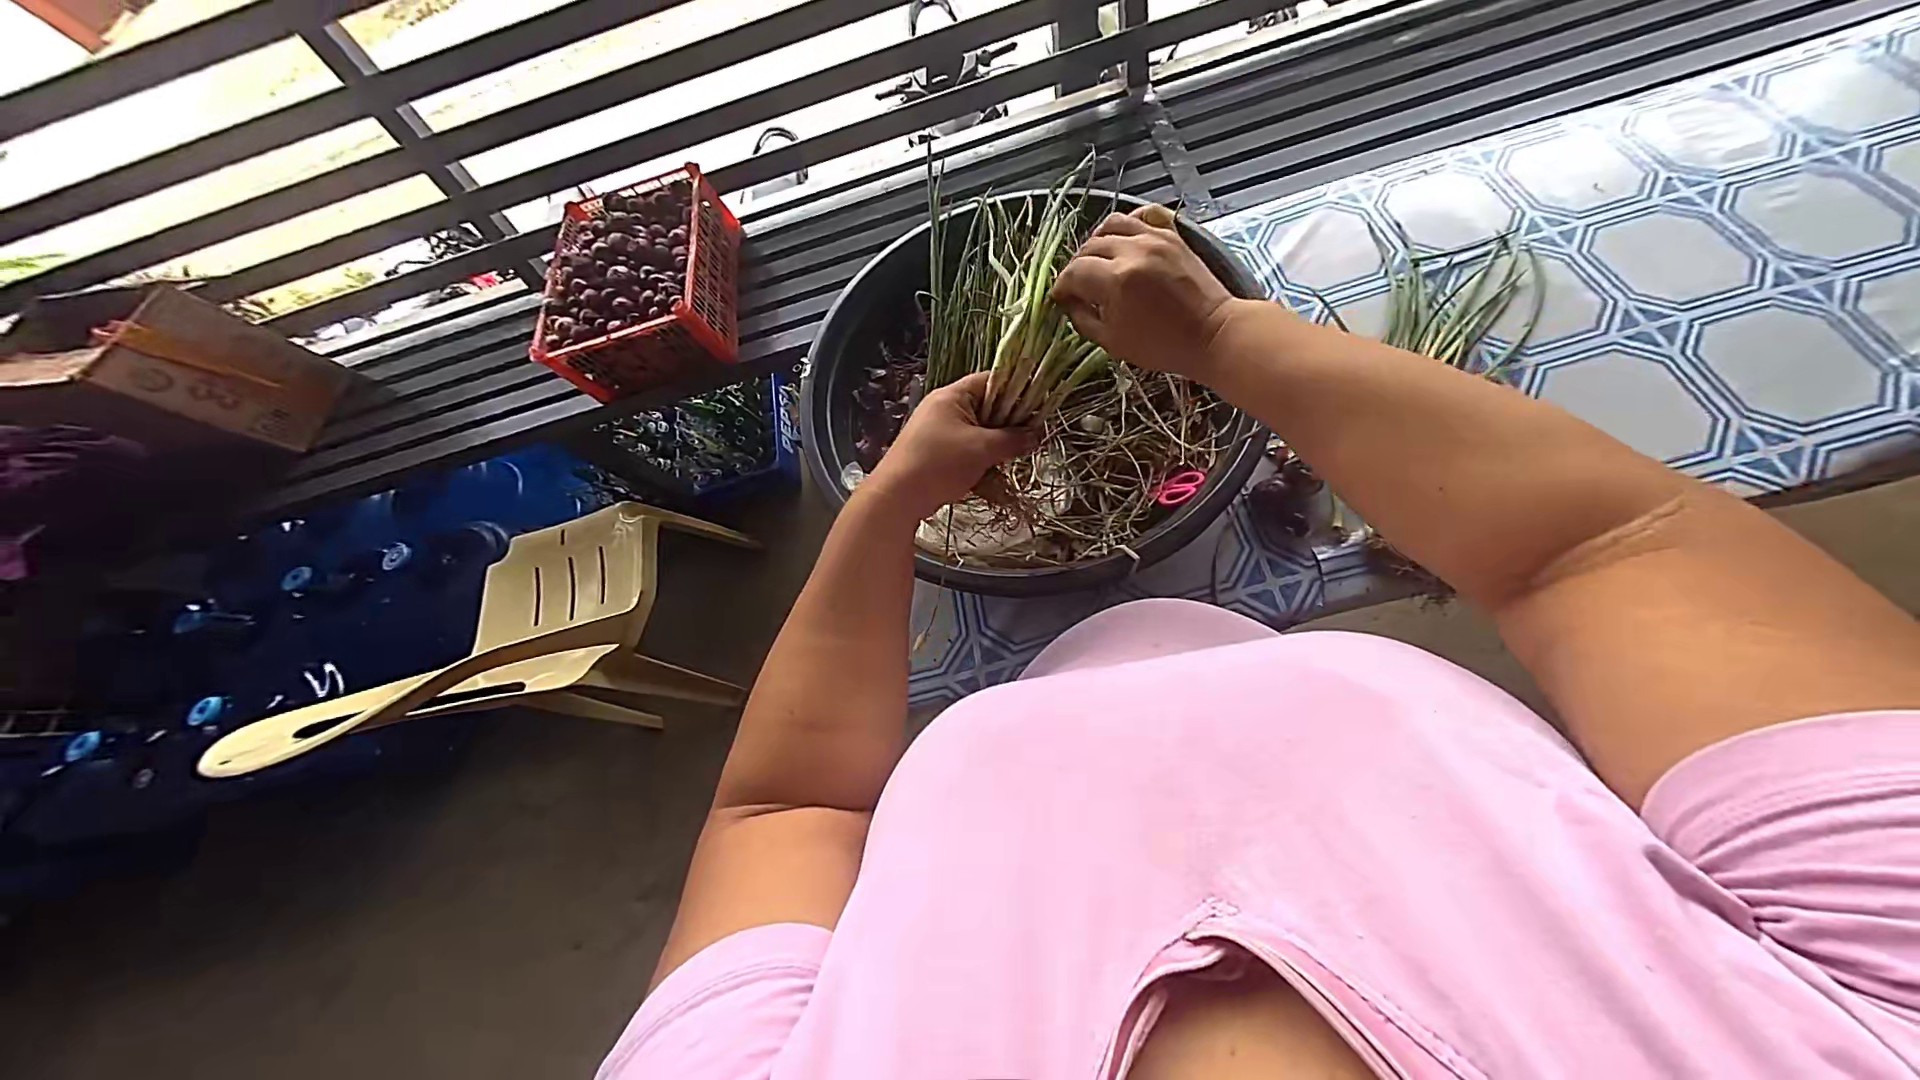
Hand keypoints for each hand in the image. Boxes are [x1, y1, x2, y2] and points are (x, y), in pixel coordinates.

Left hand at [862, 371, 1038, 520]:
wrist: (897, 497)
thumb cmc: (939, 464)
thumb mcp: (982, 449)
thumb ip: (1012, 440)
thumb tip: (1035, 435)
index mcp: (952, 396)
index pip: (991, 380)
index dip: (1017, 391)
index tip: (1038, 408)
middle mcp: (945, 409)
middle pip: (987, 408)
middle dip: (1009, 424)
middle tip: (1028, 439)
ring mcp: (939, 432)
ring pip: (979, 432)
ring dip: (996, 446)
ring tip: (1012, 459)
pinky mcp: (937, 454)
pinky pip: (967, 450)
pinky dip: (981, 460)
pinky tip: (992, 474)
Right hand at [1050, 206, 1244, 379]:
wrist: (1212, 333)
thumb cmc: (1161, 345)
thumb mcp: (1112, 342)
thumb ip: (1083, 319)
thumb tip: (1069, 303)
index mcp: (1115, 280)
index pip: (1074, 273)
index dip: (1061, 286)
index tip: (1060, 298)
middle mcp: (1132, 251)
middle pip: (1089, 247)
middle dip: (1076, 267)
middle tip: (1076, 286)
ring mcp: (1155, 237)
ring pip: (1111, 224)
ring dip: (1096, 242)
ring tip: (1096, 261)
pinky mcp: (1172, 234)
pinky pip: (1143, 214)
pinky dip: (1128, 222)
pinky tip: (1123, 239)